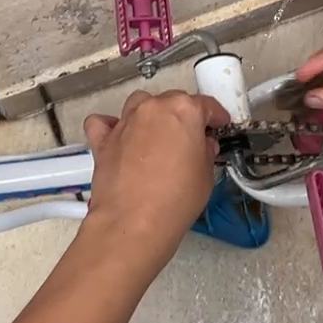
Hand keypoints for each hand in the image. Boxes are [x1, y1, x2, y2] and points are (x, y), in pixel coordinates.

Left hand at [80, 90, 229, 271]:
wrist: (134, 221)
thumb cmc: (177, 198)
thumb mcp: (206, 174)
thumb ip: (205, 151)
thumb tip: (202, 144)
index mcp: (183, 110)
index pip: (206, 105)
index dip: (216, 117)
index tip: (219, 125)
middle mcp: (152, 108)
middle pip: (171, 102)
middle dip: (183, 116)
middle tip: (190, 139)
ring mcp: (125, 121)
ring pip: (139, 104)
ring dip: (150, 115)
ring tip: (156, 137)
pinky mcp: (102, 139)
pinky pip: (103, 123)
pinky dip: (110, 126)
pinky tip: (119, 139)